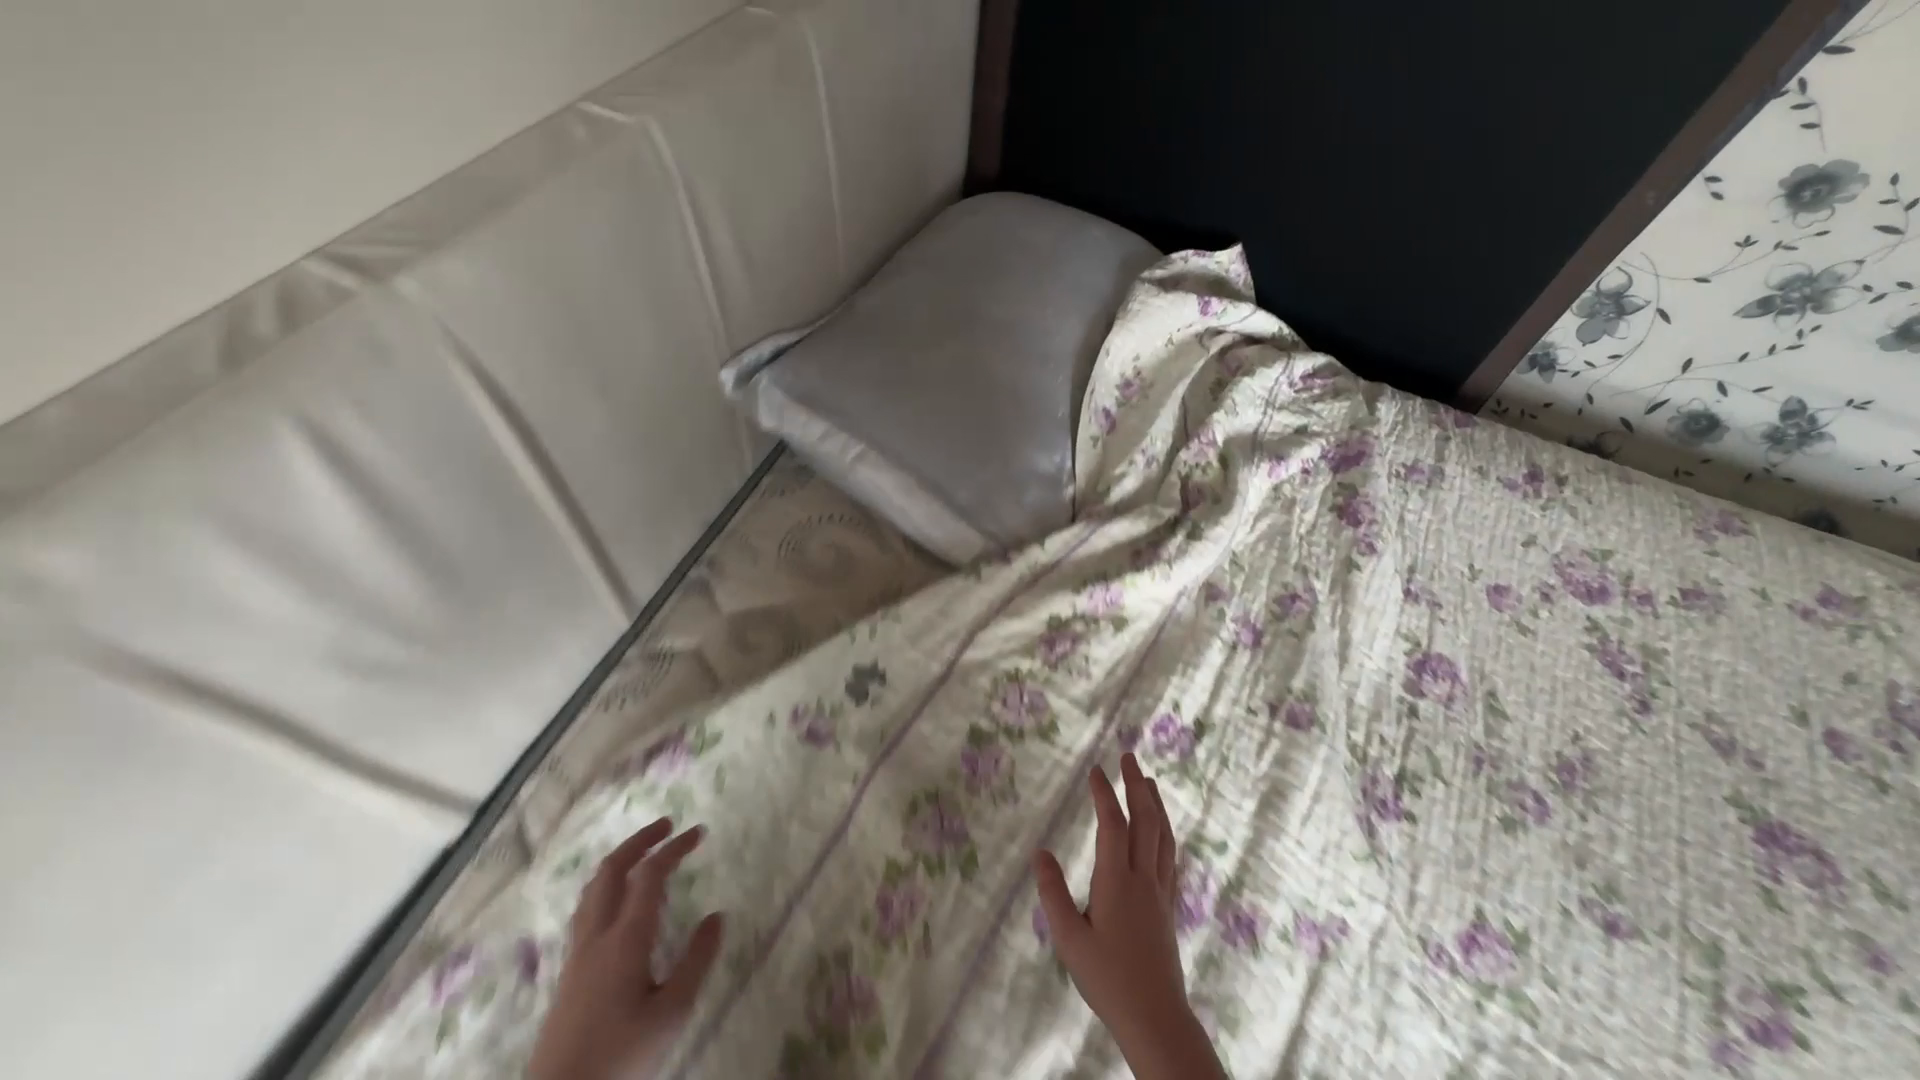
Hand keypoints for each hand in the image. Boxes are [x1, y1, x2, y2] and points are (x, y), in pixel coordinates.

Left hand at [529, 819, 723, 1079]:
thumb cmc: (623, 1055)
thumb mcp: (673, 1012)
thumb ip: (696, 960)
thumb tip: (718, 916)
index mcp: (625, 939)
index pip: (649, 876)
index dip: (674, 848)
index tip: (699, 831)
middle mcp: (596, 936)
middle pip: (611, 871)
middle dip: (639, 841)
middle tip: (667, 826)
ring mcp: (577, 953)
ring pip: (593, 889)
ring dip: (619, 862)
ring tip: (643, 856)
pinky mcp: (569, 972)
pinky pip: (587, 910)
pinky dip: (607, 888)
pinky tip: (618, 906)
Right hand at [1033, 754, 1226, 1079]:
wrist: (1155, 1016)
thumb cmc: (1106, 979)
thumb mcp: (1069, 938)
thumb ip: (1053, 894)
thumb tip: (1040, 853)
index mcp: (1117, 882)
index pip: (1113, 826)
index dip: (1105, 795)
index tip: (1096, 770)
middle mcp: (1144, 879)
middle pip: (1146, 821)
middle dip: (1137, 786)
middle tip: (1129, 757)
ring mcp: (1161, 892)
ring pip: (1163, 836)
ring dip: (1156, 805)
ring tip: (1149, 783)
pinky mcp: (1168, 907)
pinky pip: (1170, 857)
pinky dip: (1165, 833)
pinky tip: (1162, 833)